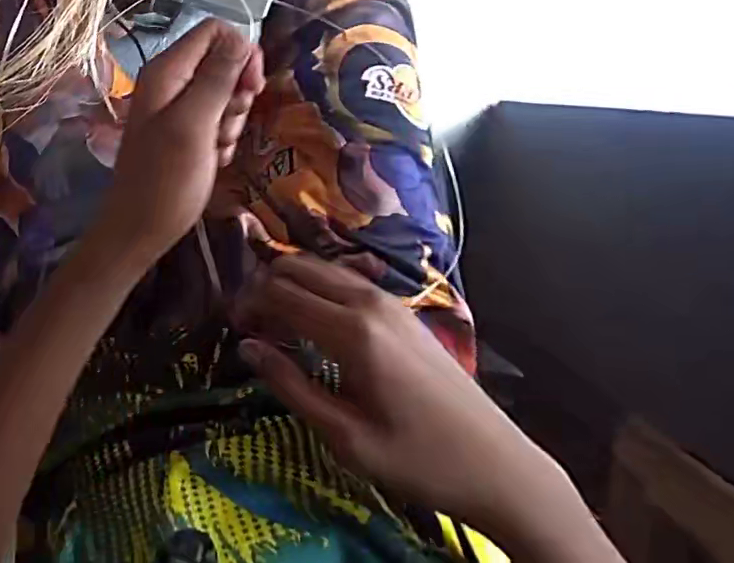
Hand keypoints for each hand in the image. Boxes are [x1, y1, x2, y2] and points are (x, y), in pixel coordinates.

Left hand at [85, 19, 263, 266]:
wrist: (140, 228)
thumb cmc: (167, 179)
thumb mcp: (195, 124)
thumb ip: (218, 78)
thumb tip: (242, 37)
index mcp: (167, 70)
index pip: (214, 31)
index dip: (241, 52)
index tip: (251, 87)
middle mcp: (170, 81)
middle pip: (223, 61)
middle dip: (237, 92)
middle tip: (227, 125)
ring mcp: (176, 106)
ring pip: (224, 93)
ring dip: (231, 120)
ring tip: (217, 148)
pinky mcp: (184, 129)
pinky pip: (217, 118)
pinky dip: (222, 137)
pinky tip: (214, 159)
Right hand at [235, 256, 622, 562]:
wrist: (501, 468)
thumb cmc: (419, 460)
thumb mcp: (346, 438)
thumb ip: (290, 386)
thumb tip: (246, 346)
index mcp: (352, 331)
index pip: (279, 291)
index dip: (248, 302)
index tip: (232, 326)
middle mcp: (367, 302)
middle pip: (295, 266)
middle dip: (263, 286)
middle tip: (251, 323)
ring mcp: (388, 300)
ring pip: (319, 266)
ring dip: (289, 283)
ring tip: (276, 321)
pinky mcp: (401, 308)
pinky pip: (343, 278)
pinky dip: (315, 286)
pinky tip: (313, 320)